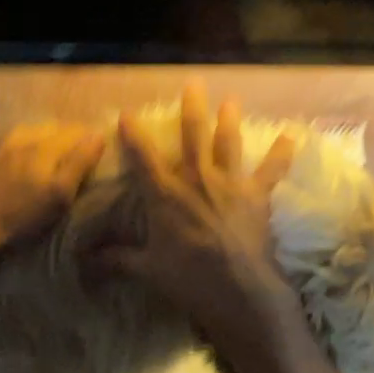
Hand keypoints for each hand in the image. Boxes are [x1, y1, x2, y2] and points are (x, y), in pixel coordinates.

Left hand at [0, 123, 105, 263]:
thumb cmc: (19, 214)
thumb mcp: (59, 195)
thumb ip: (80, 163)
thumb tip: (98, 136)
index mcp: (46, 144)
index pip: (77, 131)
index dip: (88, 142)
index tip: (91, 158)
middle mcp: (24, 134)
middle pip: (55, 128)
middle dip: (67, 140)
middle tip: (71, 162)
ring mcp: (1, 140)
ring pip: (33, 131)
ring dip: (44, 141)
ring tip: (46, 162)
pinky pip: (13, 139)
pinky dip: (23, 146)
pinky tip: (20, 163)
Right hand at [94, 82, 304, 370]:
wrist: (237, 288)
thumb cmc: (187, 277)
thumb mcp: (146, 269)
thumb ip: (117, 259)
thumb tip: (84, 260)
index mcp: (165, 194)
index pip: (143, 158)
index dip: (132, 134)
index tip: (125, 114)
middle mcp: (196, 179)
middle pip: (191, 135)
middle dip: (191, 108)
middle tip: (194, 83)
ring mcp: (229, 184)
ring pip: (227, 143)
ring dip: (229, 120)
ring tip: (231, 100)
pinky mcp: (256, 197)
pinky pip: (271, 171)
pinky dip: (280, 154)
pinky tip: (289, 137)